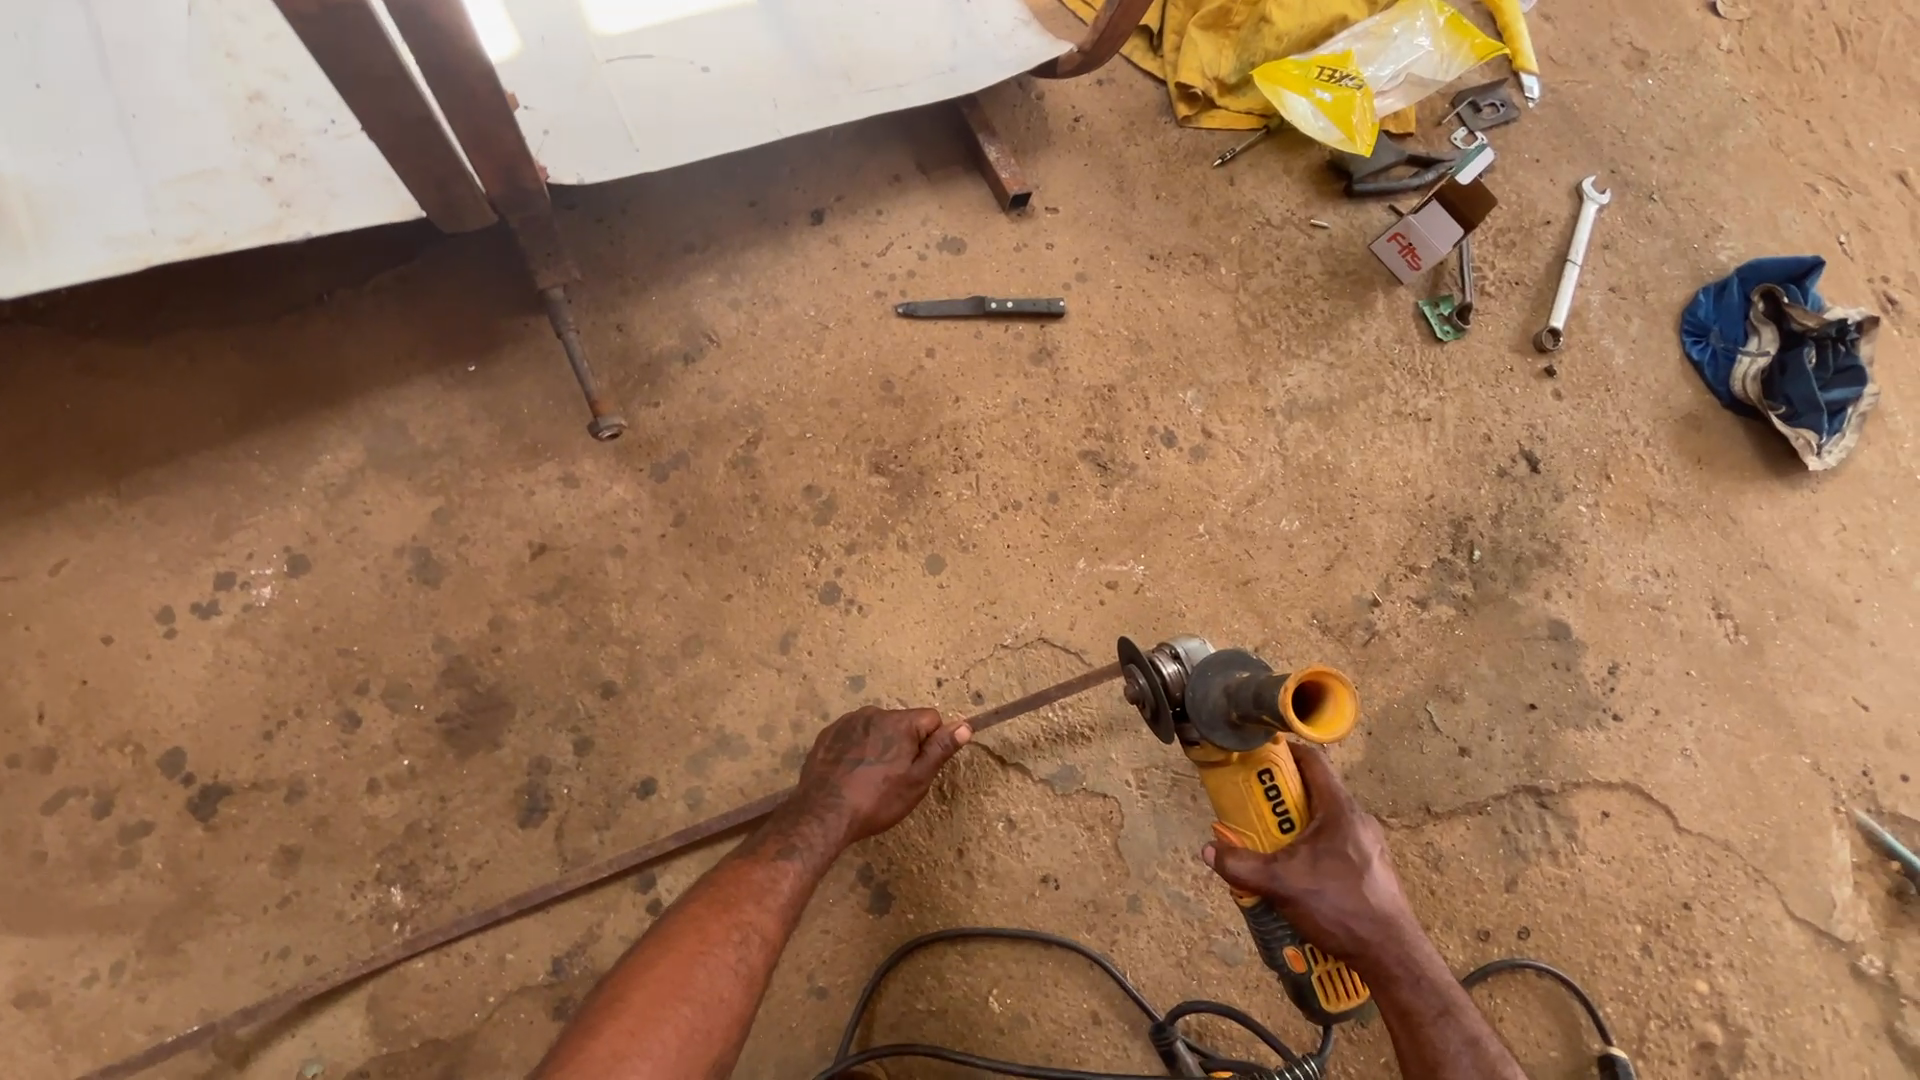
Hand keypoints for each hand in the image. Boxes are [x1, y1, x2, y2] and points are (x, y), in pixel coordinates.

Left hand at [787, 705, 970, 849]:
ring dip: (879, 745)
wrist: (823, 814)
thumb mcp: (917, 780)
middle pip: (902, 723)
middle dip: (903, 744)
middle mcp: (875, 713)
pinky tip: (850, 773)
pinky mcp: (829, 733)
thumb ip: (941, 749)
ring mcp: (848, 721)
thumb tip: (965, 726)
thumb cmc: (877, 800)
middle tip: (893, 777)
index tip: (917, 767)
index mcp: (900, 722)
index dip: (930, 743)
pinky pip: (853, 734)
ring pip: (877, 728)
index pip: (931, 719)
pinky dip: (856, 748)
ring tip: (869, 778)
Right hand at [1201, 743, 1420, 977]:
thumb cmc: (1339, 906)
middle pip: (1316, 790)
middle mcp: (1357, 820)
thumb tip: (1208, 851)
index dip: (1284, 751)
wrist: (1391, 955)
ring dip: (1297, 824)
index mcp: (1339, 809)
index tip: (1258, 756)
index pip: (1313, 759)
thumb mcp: (1280, 884)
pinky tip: (1298, 873)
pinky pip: (1336, 843)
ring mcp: (1368, 844)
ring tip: (1271, 842)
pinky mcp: (1371, 867)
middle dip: (1282, 795)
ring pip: (1325, 819)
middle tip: (1254, 806)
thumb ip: (1241, 865)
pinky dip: (1312, 847)